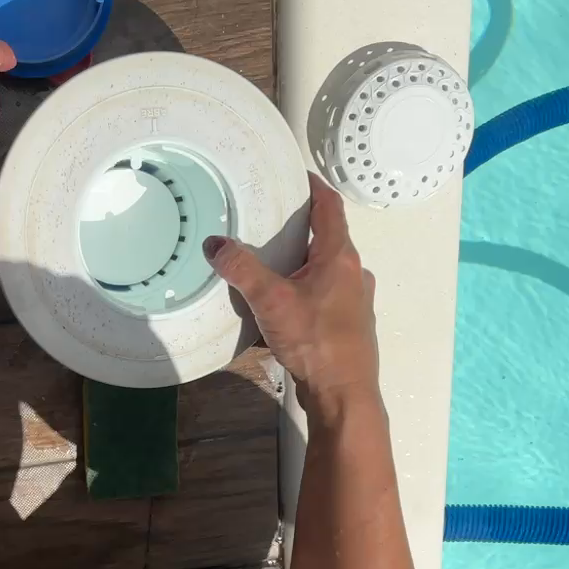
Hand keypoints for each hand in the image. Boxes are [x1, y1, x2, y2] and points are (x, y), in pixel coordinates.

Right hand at [205, 173, 381, 414]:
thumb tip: (214, 243)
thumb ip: (242, 269)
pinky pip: (325, 295)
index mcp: (340, 257)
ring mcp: (354, 300)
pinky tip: (284, 305)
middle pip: (330, 238)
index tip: (296, 176)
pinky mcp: (348, 325)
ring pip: (327, 269)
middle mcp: (353, 272)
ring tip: (272, 263)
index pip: (330, 208)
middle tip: (271, 221)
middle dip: (302, 227)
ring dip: (304, 261)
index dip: (314, 187)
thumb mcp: (271, 300)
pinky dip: (306, 289)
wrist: (342, 392)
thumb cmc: (314, 340)